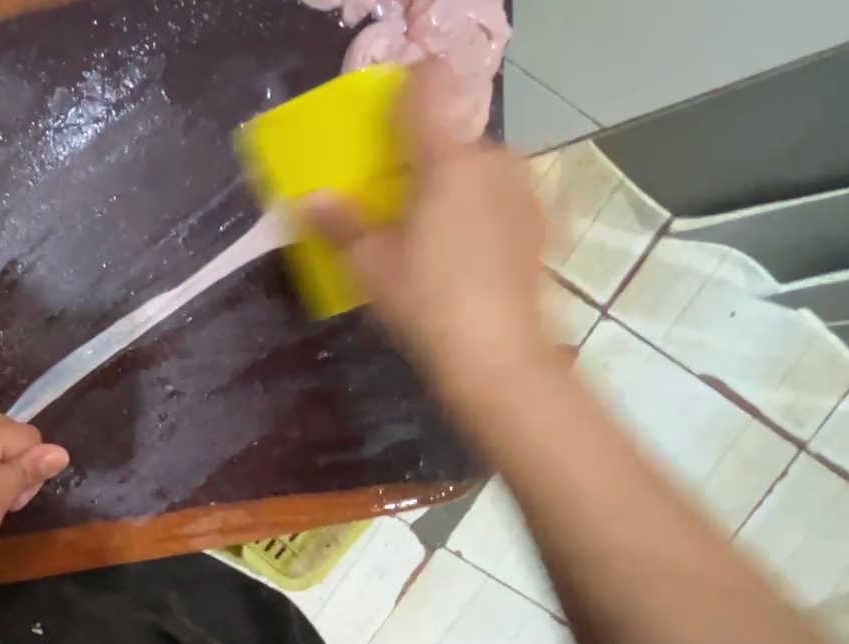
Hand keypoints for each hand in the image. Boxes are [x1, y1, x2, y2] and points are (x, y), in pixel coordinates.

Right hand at [300, 61, 553, 393]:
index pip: (426, 89)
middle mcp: (492, 157)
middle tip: (387, 203)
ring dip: (445, 187)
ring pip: (474, 169)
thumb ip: (338, 224)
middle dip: (417, 162)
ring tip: (419, 234)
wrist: (495, 348)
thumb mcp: (367, 265)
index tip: (376, 116)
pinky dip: (472, 210)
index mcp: (445, 160)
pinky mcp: (539, 216)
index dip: (401, 90)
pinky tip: (456, 252)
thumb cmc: (422, 300)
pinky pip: (496, 195)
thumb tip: (309, 200)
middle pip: (448, 138)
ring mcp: (522, 185)